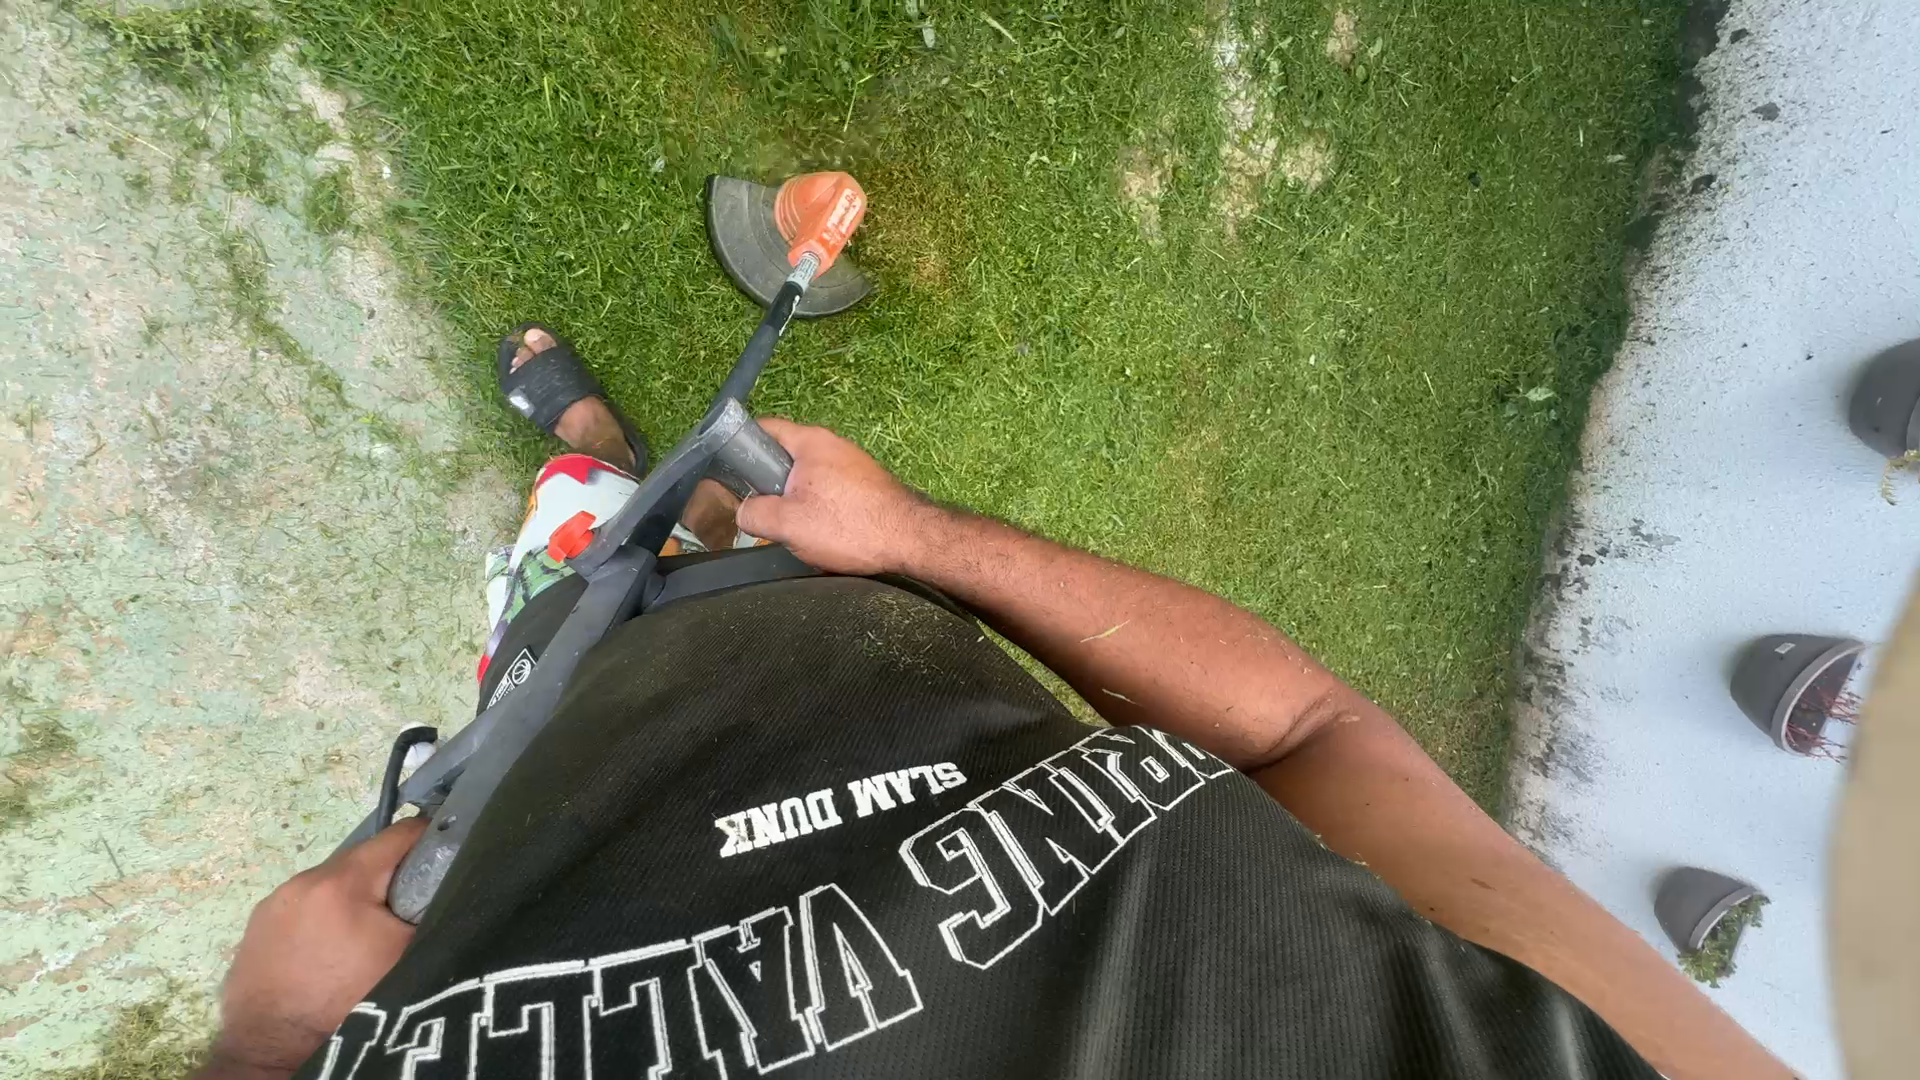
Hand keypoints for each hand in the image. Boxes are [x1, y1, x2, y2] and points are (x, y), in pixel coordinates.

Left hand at [195, 818, 428, 1079]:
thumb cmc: (351, 999)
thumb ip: (433, 903)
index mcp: (339, 881)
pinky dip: (329, 915)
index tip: (449, 864)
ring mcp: (270, 906)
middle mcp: (299, 882)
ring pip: (337, 880)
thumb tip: (457, 876)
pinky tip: (337, 949)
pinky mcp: (254, 931)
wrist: (275, 1059)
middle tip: (412, 908)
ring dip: (360, 895)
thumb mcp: (412, 948)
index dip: (434, 842)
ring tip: (373, 933)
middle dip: (394, 874)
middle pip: (368, 856)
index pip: (403, 833)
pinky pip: (308, 905)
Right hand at [736, 418, 930, 575]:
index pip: (763, 428)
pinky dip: (822, 511)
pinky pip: (830, 493)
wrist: (912, 540)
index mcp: (811, 441)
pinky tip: (825, 535)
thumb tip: (745, 512)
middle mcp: (833, 445)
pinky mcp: (866, 486)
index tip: (729, 473)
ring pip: (808, 480)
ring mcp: (852, 465)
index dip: (739, 448)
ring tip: (799, 530)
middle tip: (766, 513)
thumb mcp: (788, 523)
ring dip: (798, 504)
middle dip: (771, 486)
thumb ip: (754, 513)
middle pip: (785, 458)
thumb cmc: (852, 526)